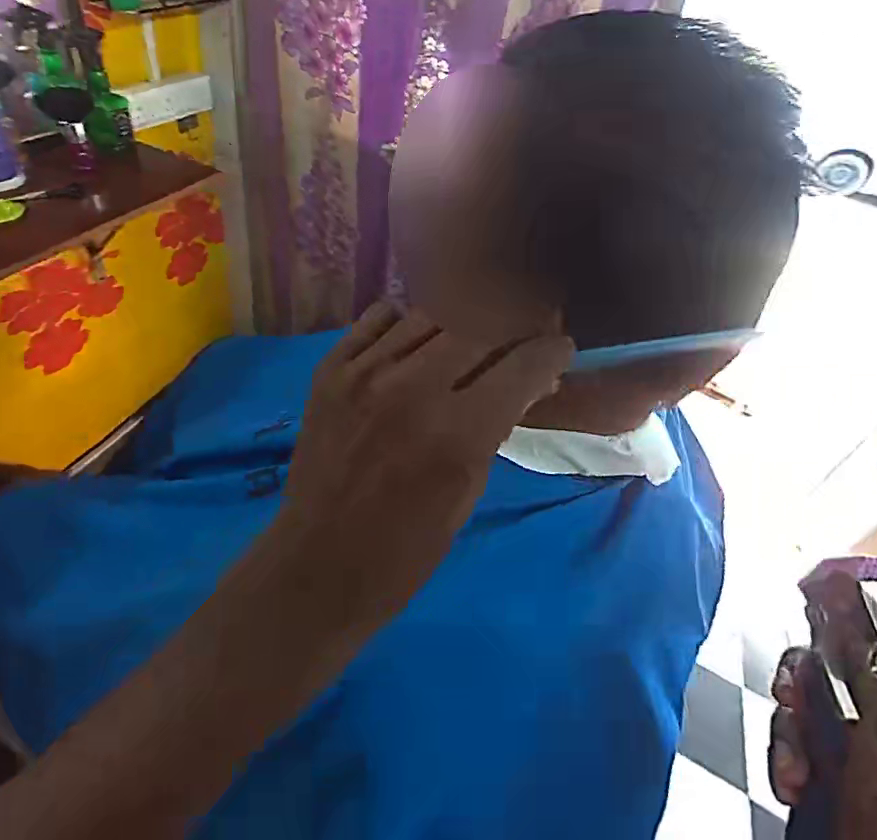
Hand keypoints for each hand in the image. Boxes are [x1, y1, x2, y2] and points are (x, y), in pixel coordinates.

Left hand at [266, 303, 572, 624]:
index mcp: (457, 433)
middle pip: (482, 326)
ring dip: (462, 324)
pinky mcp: (330, 369)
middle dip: (514, 328)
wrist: (318, 562)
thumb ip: (497, 427)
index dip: (551, 351)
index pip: (523, 364)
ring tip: (469, 341)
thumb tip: (529, 383)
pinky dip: (406, 322)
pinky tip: (414, 342)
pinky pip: (379, 318)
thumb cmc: (406, 550)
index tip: (558, 349)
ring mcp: (365, 372)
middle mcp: (412, 388)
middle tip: (520, 340)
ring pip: (432, 314)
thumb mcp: (468, 492)